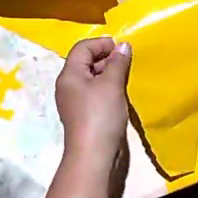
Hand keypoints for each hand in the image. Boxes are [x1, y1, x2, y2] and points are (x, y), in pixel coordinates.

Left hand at [56, 37, 130, 164]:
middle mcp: (69, 85)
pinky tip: (122, 94)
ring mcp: (77, 101)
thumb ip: (118, 62)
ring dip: (110, 74)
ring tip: (128, 78)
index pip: (83, 48)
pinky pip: (97, 92)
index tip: (123, 50)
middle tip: (128, 64)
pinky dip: (109, 88)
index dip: (102, 44)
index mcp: (69, 75)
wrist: (93, 154)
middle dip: (108, 58)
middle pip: (86, 61)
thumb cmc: (100, 114)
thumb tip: (123, 45)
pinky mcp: (86, 114)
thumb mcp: (111, 84)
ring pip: (93, 78)